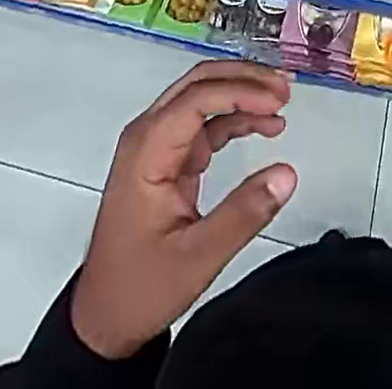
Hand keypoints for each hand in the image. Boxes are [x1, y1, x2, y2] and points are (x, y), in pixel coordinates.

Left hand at [71, 60, 297, 358]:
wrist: (105, 313)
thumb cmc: (141, 285)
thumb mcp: (197, 257)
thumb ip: (244, 213)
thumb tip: (286, 174)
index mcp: (148, 149)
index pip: (196, 98)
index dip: (240, 90)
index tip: (279, 100)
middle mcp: (149, 135)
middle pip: (196, 84)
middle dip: (242, 78)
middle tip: (285, 87)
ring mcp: (157, 144)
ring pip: (202, 97)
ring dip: (241, 93)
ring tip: (283, 101)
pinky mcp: (168, 157)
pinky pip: (204, 123)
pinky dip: (235, 118)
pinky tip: (265, 125)